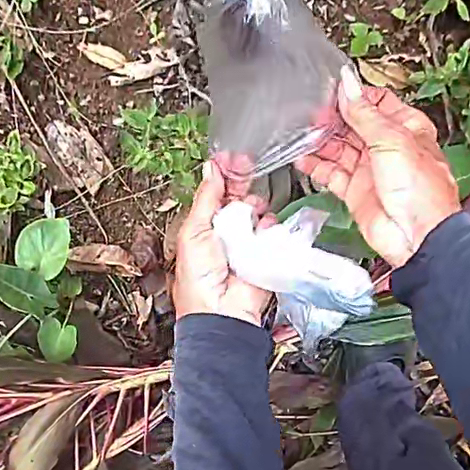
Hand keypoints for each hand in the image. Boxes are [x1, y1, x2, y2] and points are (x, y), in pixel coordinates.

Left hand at [172, 160, 274, 325]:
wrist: (222, 311)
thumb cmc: (199, 279)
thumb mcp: (193, 230)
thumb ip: (205, 199)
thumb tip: (211, 169)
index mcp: (205, 227)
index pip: (218, 194)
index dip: (225, 175)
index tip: (231, 159)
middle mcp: (228, 234)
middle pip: (241, 199)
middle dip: (243, 185)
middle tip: (245, 169)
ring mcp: (249, 244)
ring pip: (260, 213)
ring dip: (256, 209)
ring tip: (250, 215)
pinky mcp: (268, 256)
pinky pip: (275, 233)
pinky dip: (272, 229)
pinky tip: (263, 232)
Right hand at [296, 69, 460, 267]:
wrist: (416, 235)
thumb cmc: (421, 190)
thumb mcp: (392, 139)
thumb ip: (365, 113)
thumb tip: (348, 85)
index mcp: (406, 128)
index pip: (376, 103)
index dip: (355, 96)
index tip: (333, 90)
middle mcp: (387, 149)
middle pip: (354, 125)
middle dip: (333, 118)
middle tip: (312, 112)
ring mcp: (370, 171)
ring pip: (340, 150)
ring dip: (321, 141)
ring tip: (303, 133)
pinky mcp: (356, 193)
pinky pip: (332, 175)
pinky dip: (316, 167)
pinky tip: (303, 158)